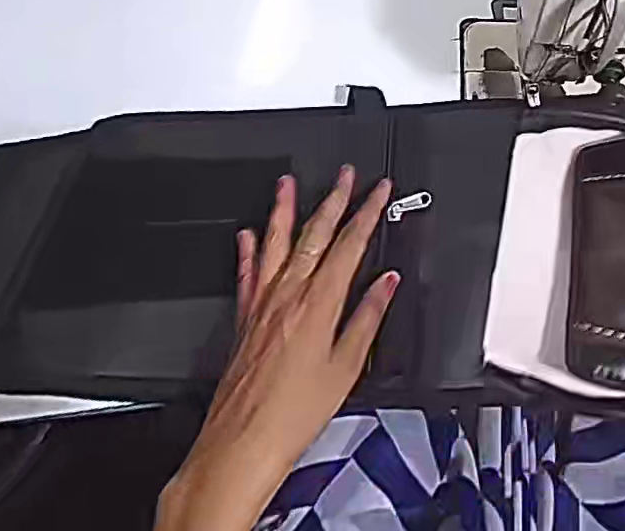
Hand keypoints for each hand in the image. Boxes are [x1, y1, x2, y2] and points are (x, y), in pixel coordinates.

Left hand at [156, 168, 397, 530]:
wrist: (238, 450)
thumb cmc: (292, 415)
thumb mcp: (347, 368)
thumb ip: (369, 317)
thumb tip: (387, 283)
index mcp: (318, 305)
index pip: (350, 243)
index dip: (368, 211)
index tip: (380, 190)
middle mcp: (288, 297)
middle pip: (314, 234)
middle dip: (334, 198)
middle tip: (345, 174)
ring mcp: (262, 305)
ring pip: (275, 244)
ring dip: (283, 210)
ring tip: (287, 184)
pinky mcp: (244, 320)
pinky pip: (247, 274)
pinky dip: (248, 250)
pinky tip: (248, 234)